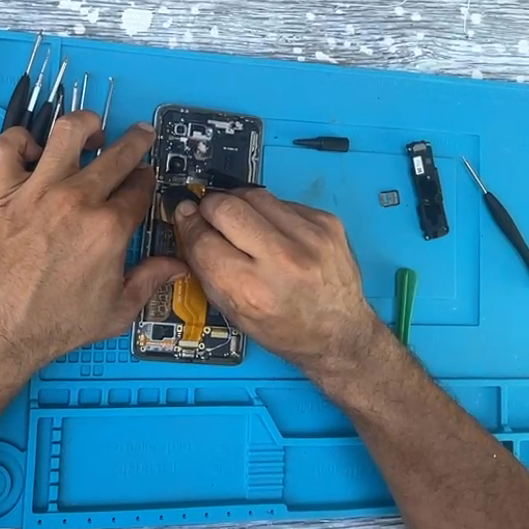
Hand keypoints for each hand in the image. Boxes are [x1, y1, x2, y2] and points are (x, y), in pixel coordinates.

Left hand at [0, 113, 185, 374]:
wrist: (1, 330)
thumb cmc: (57, 323)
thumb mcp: (117, 310)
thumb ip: (150, 279)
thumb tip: (178, 265)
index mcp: (109, 228)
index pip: (140, 187)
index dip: (147, 181)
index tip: (144, 182)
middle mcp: (77, 201)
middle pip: (118, 153)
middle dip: (136, 141)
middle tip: (141, 136)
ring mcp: (39, 192)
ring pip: (67, 133)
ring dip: (86, 125)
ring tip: (93, 132)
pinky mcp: (5, 194)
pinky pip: (7, 148)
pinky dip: (18, 140)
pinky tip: (33, 151)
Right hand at [173, 190, 385, 376]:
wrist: (341, 333)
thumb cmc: (284, 329)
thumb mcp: (233, 312)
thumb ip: (205, 267)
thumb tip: (188, 219)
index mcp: (251, 291)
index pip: (202, 240)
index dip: (189, 226)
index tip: (186, 219)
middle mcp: (282, 261)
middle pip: (224, 206)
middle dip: (210, 208)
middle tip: (210, 217)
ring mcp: (309, 238)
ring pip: (252, 194)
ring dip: (239, 204)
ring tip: (242, 222)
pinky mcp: (327, 222)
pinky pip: (281, 200)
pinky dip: (269, 211)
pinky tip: (273, 231)